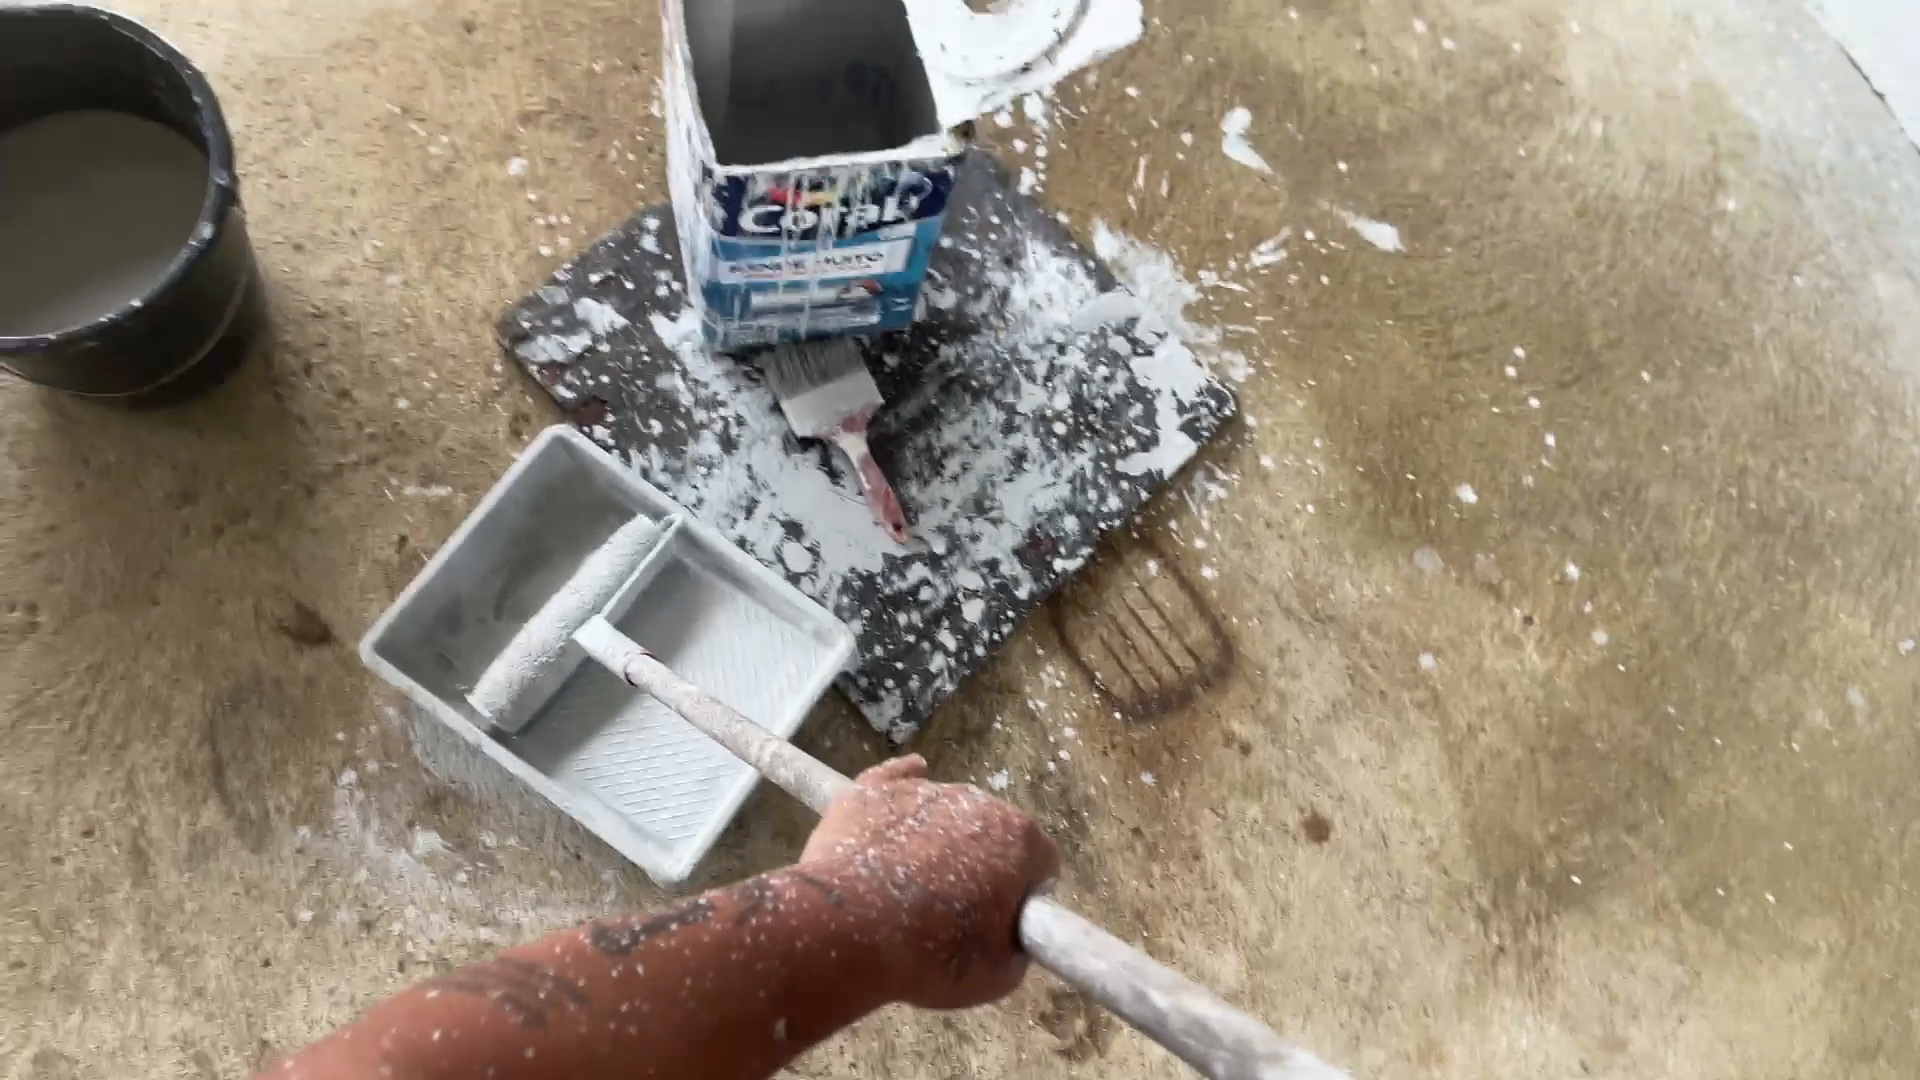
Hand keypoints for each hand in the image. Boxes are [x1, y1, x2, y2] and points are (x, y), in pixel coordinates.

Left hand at [801, 755, 1059, 1009]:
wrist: (847, 928)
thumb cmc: (932, 953)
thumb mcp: (1000, 974)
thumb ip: (1017, 940)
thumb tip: (1006, 928)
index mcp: (1019, 837)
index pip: (1041, 861)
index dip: (1025, 894)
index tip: (1000, 920)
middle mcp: (978, 800)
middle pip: (992, 832)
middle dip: (982, 863)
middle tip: (952, 909)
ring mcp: (925, 789)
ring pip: (945, 811)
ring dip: (938, 839)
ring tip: (908, 886)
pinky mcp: (876, 788)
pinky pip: (899, 776)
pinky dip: (905, 783)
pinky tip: (909, 776)